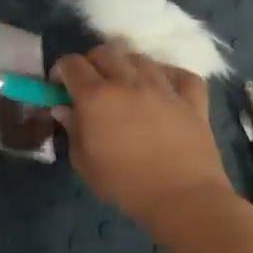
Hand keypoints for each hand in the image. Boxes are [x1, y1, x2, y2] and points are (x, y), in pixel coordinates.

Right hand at [50, 44, 232, 222]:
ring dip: (126, 66)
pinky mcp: (193, 103)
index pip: (71, 63)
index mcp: (96, 96)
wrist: (183, 199)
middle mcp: (128, 84)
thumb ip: (72, 128)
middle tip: (90, 85)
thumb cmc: (124, 183)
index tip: (59, 87)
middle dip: (91, 63)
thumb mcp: (83, 160)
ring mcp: (164, 90)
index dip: (61, 71)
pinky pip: (182, 75)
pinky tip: (163, 86)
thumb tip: (64, 109)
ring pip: (141, 59)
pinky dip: (169, 75)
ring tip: (125, 85)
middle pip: (105, 52)